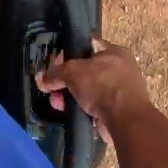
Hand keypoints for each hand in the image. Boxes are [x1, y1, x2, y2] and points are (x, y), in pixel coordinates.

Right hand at [35, 37, 151, 132]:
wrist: (126, 120)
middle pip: (85, 70)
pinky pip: (96, 104)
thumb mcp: (71, 72)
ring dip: (70, 95)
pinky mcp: (120, 110)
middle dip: (66, 80)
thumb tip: (41, 80)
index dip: (66, 54)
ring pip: (89, 89)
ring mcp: (122, 90)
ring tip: (58, 103)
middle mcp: (121, 68)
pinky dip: (83, 108)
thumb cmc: (101, 85)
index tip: (53, 65)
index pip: (85, 46)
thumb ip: (55, 73)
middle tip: (52, 88)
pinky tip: (70, 112)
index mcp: (115, 52)